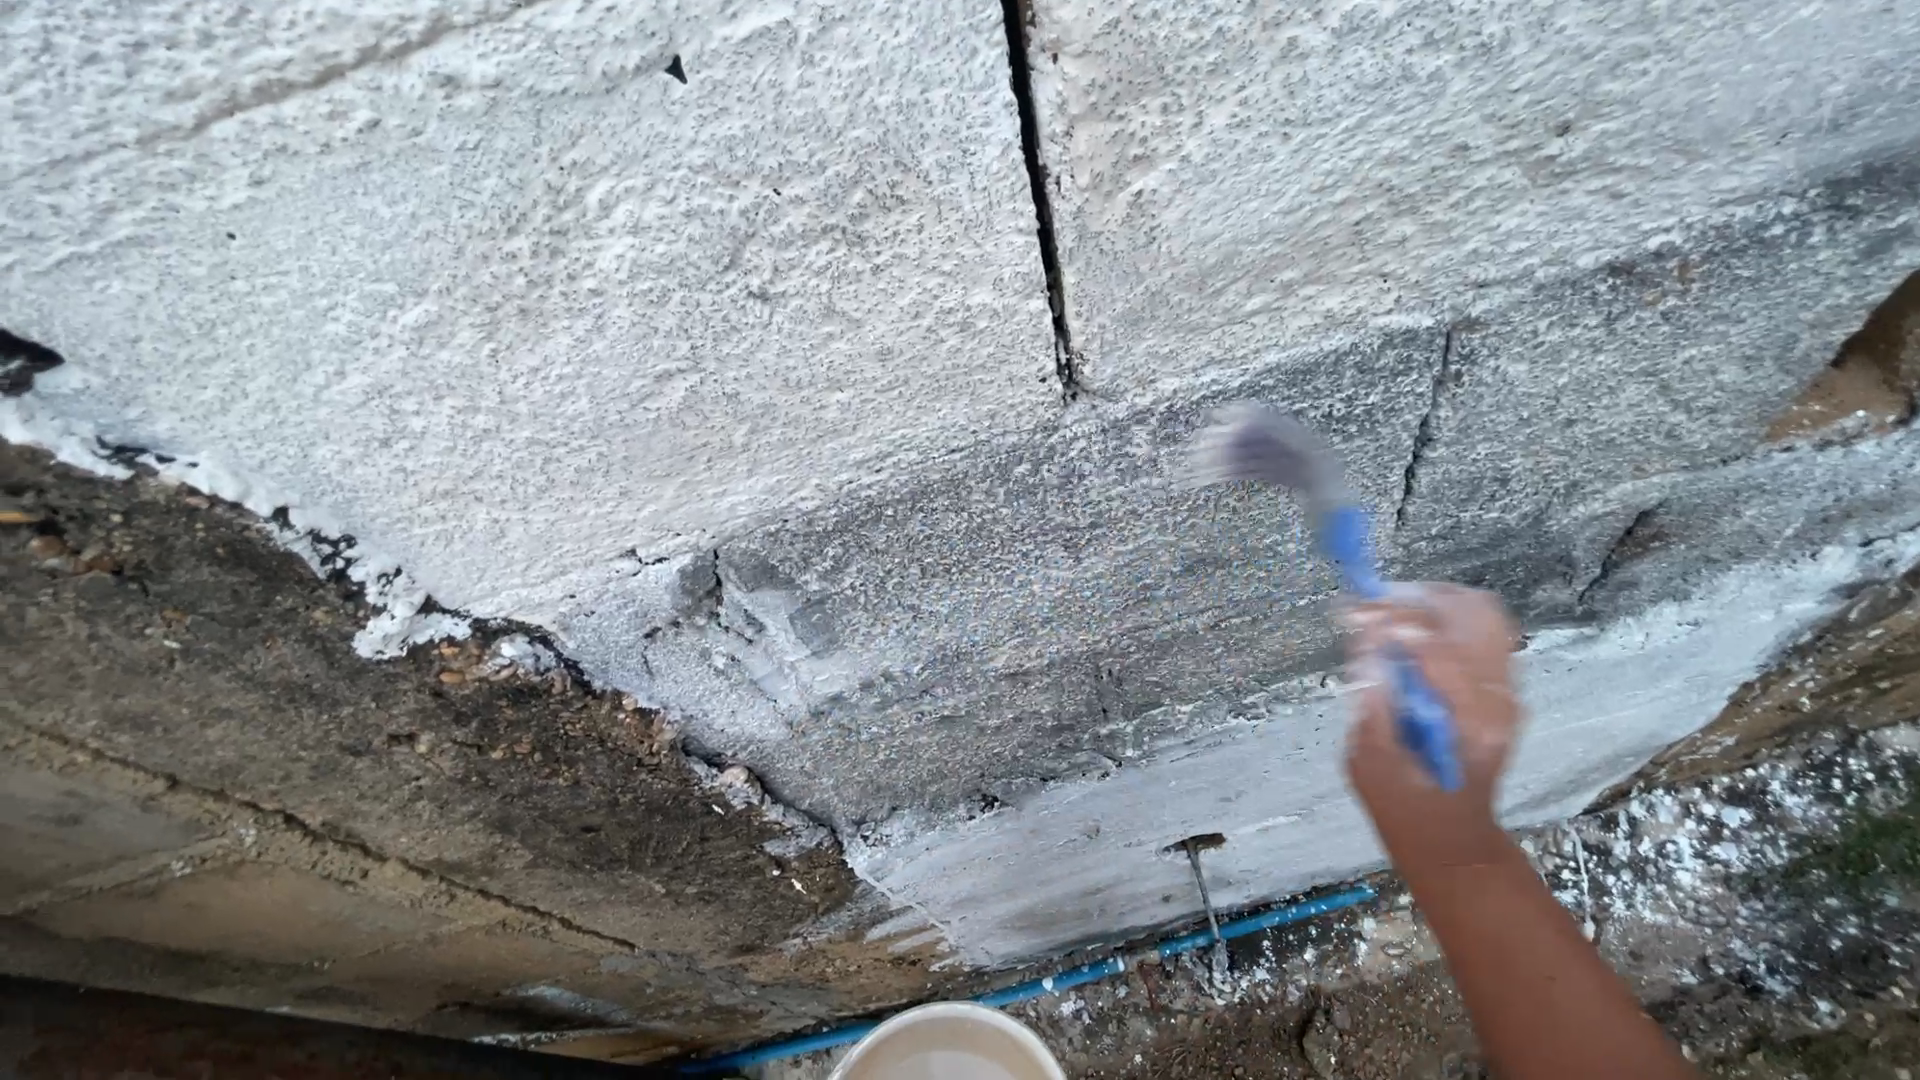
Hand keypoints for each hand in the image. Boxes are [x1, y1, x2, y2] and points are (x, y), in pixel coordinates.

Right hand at [1341, 584, 1522, 875]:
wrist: (1452, 837)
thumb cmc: (1403, 806)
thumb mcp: (1370, 762)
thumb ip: (1372, 705)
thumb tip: (1367, 649)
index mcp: (1469, 722)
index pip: (1439, 648)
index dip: (1393, 622)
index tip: (1353, 611)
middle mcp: (1499, 699)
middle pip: (1472, 614)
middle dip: (1415, 600)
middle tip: (1368, 607)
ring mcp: (1506, 692)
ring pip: (1480, 614)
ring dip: (1429, 603)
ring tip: (1383, 612)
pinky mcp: (1501, 688)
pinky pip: (1480, 630)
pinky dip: (1441, 616)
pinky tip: (1404, 630)